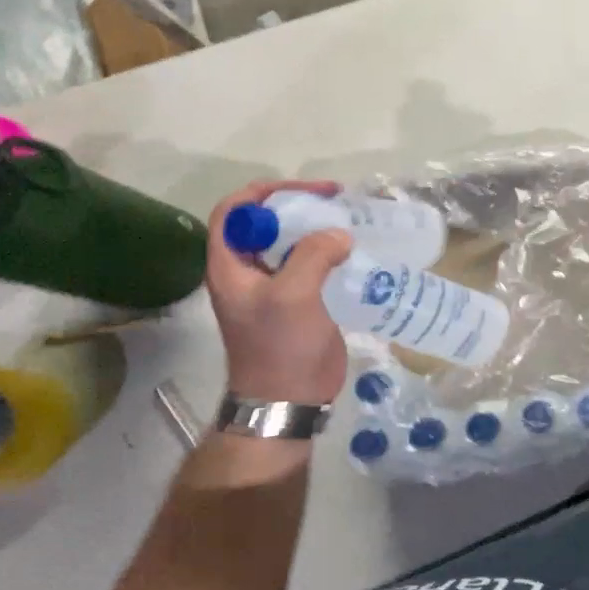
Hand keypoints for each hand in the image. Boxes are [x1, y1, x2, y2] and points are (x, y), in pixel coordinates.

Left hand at [207, 181, 353, 405]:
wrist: (288, 398)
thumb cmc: (280, 346)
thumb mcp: (292, 295)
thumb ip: (311, 256)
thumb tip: (339, 235)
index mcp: (230, 267)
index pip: (234, 213)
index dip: (265, 193)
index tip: (307, 191)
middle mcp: (248, 272)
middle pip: (267, 223)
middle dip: (299, 206)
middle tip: (336, 201)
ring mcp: (275, 287)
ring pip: (293, 243)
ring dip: (319, 228)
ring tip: (352, 221)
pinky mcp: (302, 301)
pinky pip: (315, 265)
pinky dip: (334, 252)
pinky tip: (358, 252)